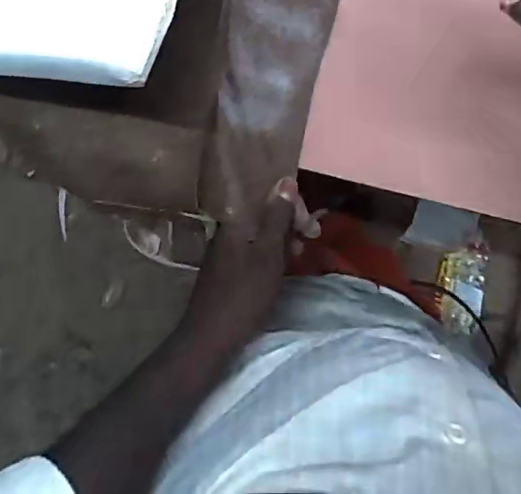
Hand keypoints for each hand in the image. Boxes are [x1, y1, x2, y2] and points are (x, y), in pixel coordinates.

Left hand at [184, 177, 316, 343]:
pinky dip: (270, 254)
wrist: (209, 340)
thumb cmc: (244, 294)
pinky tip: (280, 267)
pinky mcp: (225, 269)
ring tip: (299, 255)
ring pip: (259, 233)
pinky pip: (252, 250)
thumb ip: (278, 217)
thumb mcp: (269, 253)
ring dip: (282, 239)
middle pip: (264, 214)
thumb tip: (286, 180)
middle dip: (290, 222)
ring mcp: (224, 250)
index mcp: (236, 220)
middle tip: (311, 238)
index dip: (294, 207)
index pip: (269, 197)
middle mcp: (228, 229)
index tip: (311, 228)